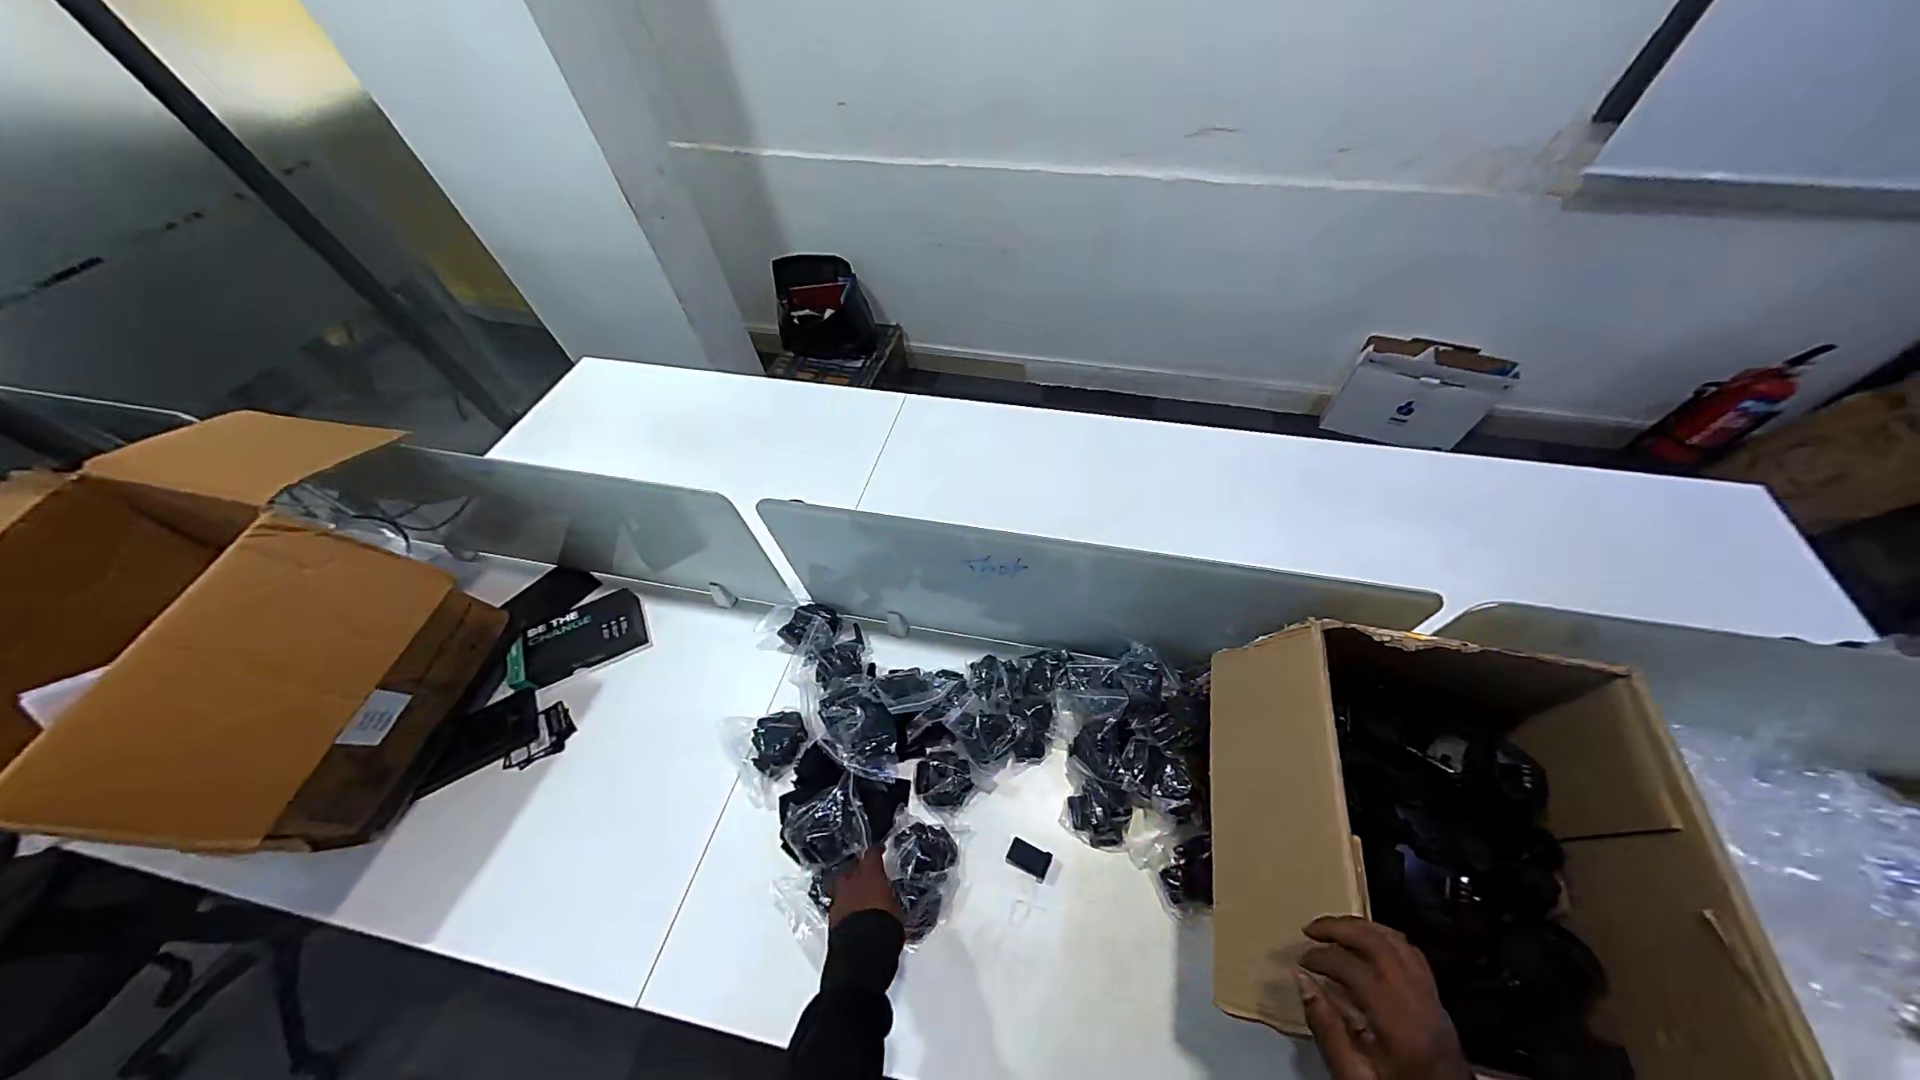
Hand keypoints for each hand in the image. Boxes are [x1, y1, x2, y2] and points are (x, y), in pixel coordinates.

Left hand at [827, 848, 901, 926]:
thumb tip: (889, 896)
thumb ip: (889, 896)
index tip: (880, 850)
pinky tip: (850, 913)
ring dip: (849, 888)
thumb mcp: (896, 907)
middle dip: (858, 870)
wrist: (862, 951)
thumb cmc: (885, 925)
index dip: (877, 851)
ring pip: (842, 886)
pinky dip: (844, 905)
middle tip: (867, 876)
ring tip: (857, 896)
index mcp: (869, 873)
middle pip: (852, 868)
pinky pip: (837, 904)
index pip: (872, 853)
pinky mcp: (831, 916)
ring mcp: (839, 898)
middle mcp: (851, 881)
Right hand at [1296, 916, 1471, 1079]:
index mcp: (1398, 1022)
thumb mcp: (1353, 1076)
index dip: (1321, 957)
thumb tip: (1301, 978)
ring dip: (1361, 928)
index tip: (1301, 962)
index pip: (1353, 968)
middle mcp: (1419, 1001)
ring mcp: (1433, 999)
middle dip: (1338, 928)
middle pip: (1377, 943)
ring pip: (1397, 941)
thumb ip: (1326, 1028)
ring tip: (1334, 930)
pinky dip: (1384, 939)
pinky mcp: (1438, 1002)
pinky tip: (1366, 945)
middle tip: (1310, 930)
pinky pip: (1412, 954)